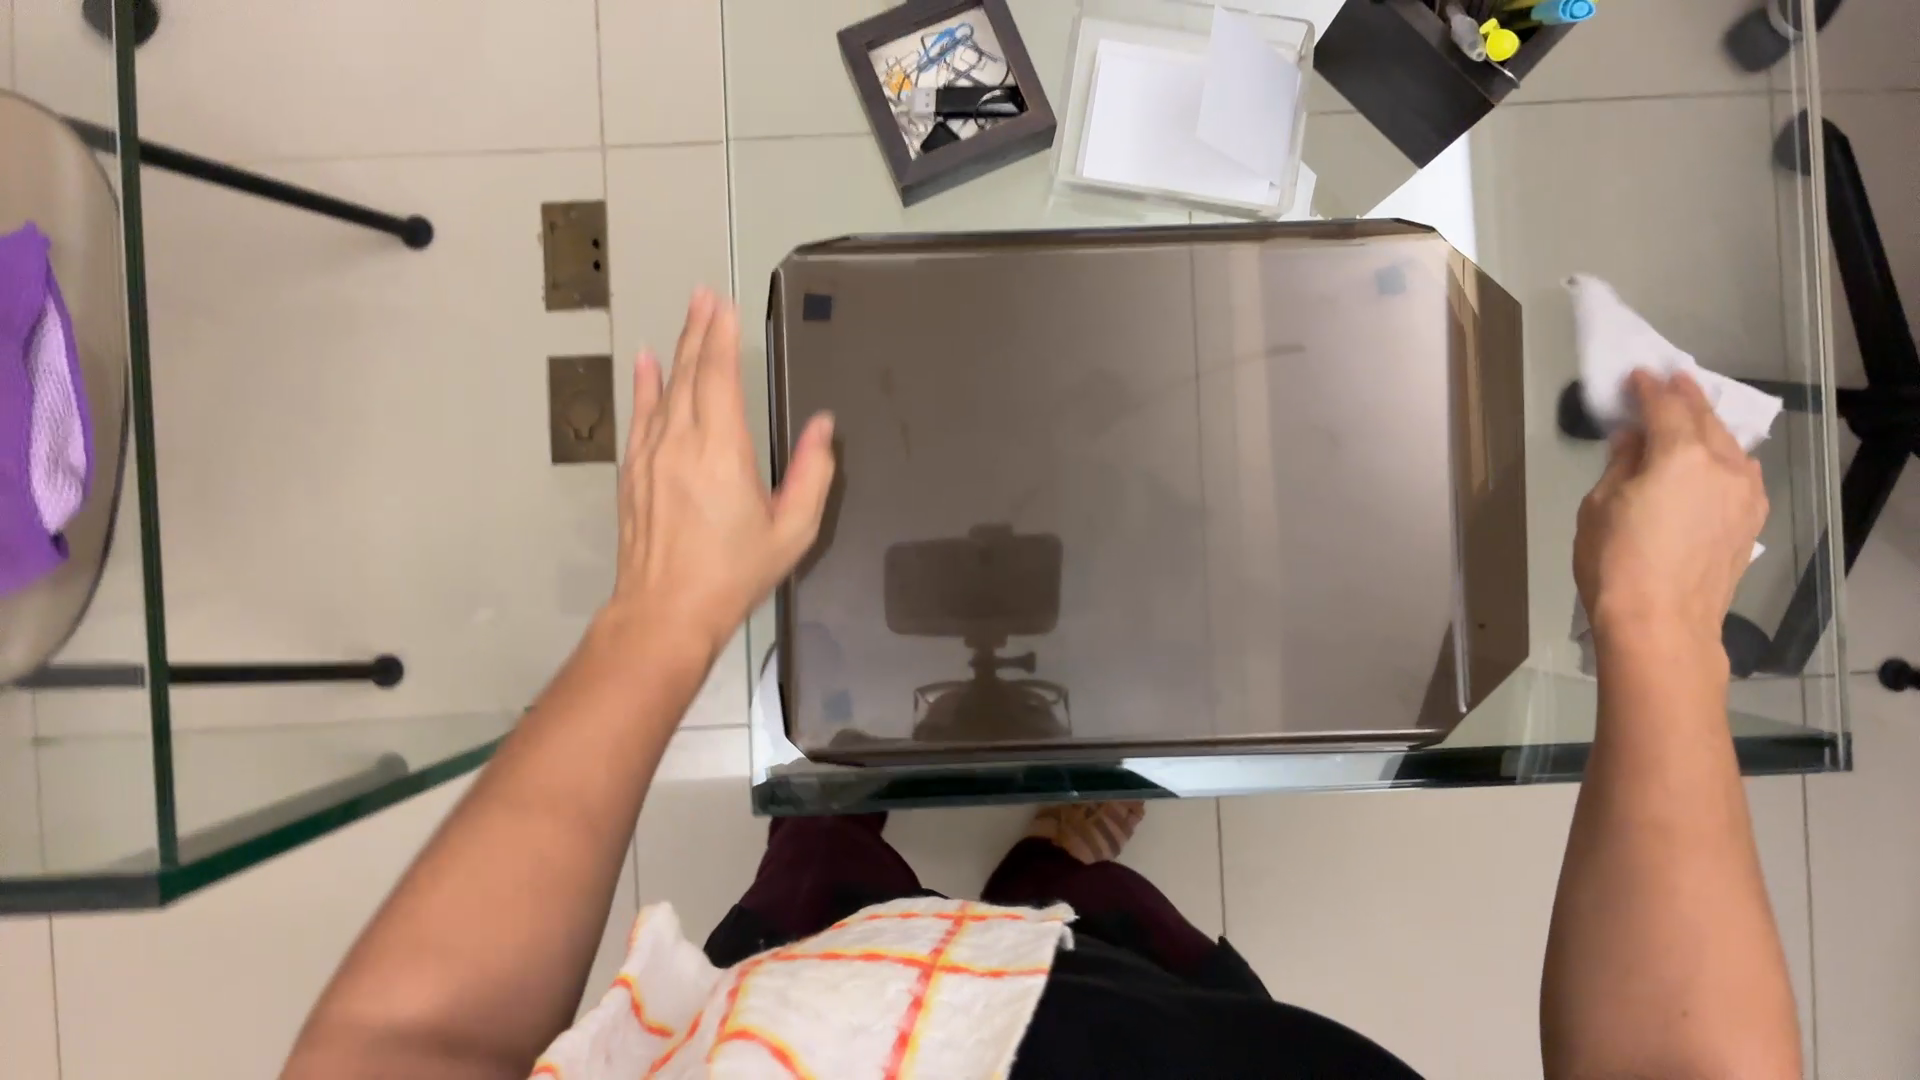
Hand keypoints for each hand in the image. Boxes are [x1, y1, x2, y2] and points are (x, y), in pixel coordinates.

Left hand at [608, 288, 835, 659]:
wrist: (665, 612)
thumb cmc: (735, 573)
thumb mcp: (792, 530)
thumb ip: (813, 473)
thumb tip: (822, 425)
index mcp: (722, 452)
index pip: (719, 378)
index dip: (721, 337)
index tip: (724, 304)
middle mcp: (680, 443)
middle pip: (689, 373)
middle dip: (699, 330)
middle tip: (705, 294)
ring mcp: (650, 456)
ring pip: (663, 389)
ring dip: (677, 350)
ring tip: (687, 316)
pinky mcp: (633, 473)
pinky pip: (639, 416)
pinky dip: (643, 386)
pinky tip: (646, 363)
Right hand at [1573, 370, 1767, 650]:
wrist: (1660, 619)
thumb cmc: (1614, 560)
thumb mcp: (1599, 505)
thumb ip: (1621, 465)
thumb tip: (1632, 441)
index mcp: (1679, 457)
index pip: (1665, 410)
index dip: (1650, 389)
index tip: (1639, 373)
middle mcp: (1722, 467)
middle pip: (1706, 421)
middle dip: (1686, 398)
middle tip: (1671, 380)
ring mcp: (1744, 493)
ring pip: (1728, 446)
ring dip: (1708, 426)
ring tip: (1691, 416)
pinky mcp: (1749, 519)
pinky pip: (1738, 472)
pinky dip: (1721, 456)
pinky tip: (1709, 460)